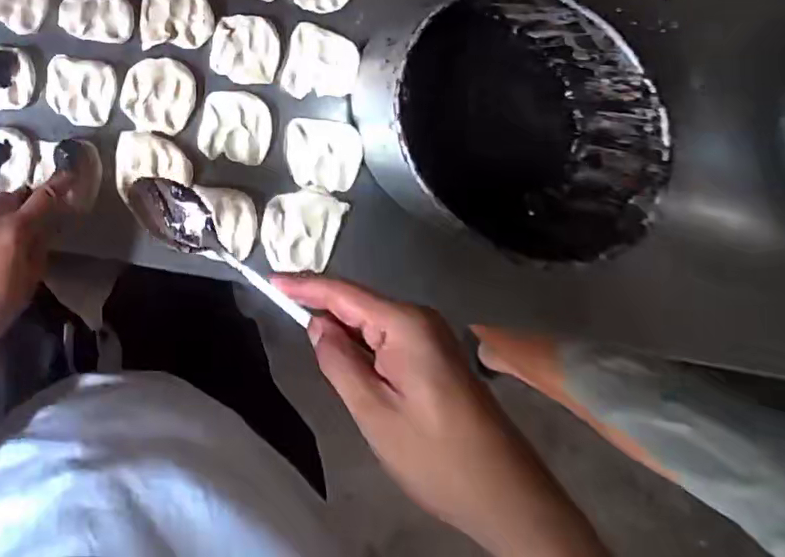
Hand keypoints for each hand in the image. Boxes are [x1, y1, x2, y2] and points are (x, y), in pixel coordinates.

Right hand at [276, 276, 607, 556]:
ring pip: (371, 322)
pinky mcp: (438, 357)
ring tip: (315, 345)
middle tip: (285, 314)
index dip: (304, 285)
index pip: (343, 292)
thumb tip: (318, 323)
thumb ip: (338, 361)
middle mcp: (421, 320)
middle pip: (357, 302)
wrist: (513, 504)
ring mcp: (433, 338)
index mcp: (406, 325)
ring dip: (343, 330)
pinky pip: (387, 338)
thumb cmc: (438, 458)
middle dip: (322, 308)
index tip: (270, 281)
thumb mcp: (374, 413)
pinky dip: (362, 345)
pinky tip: (349, 361)